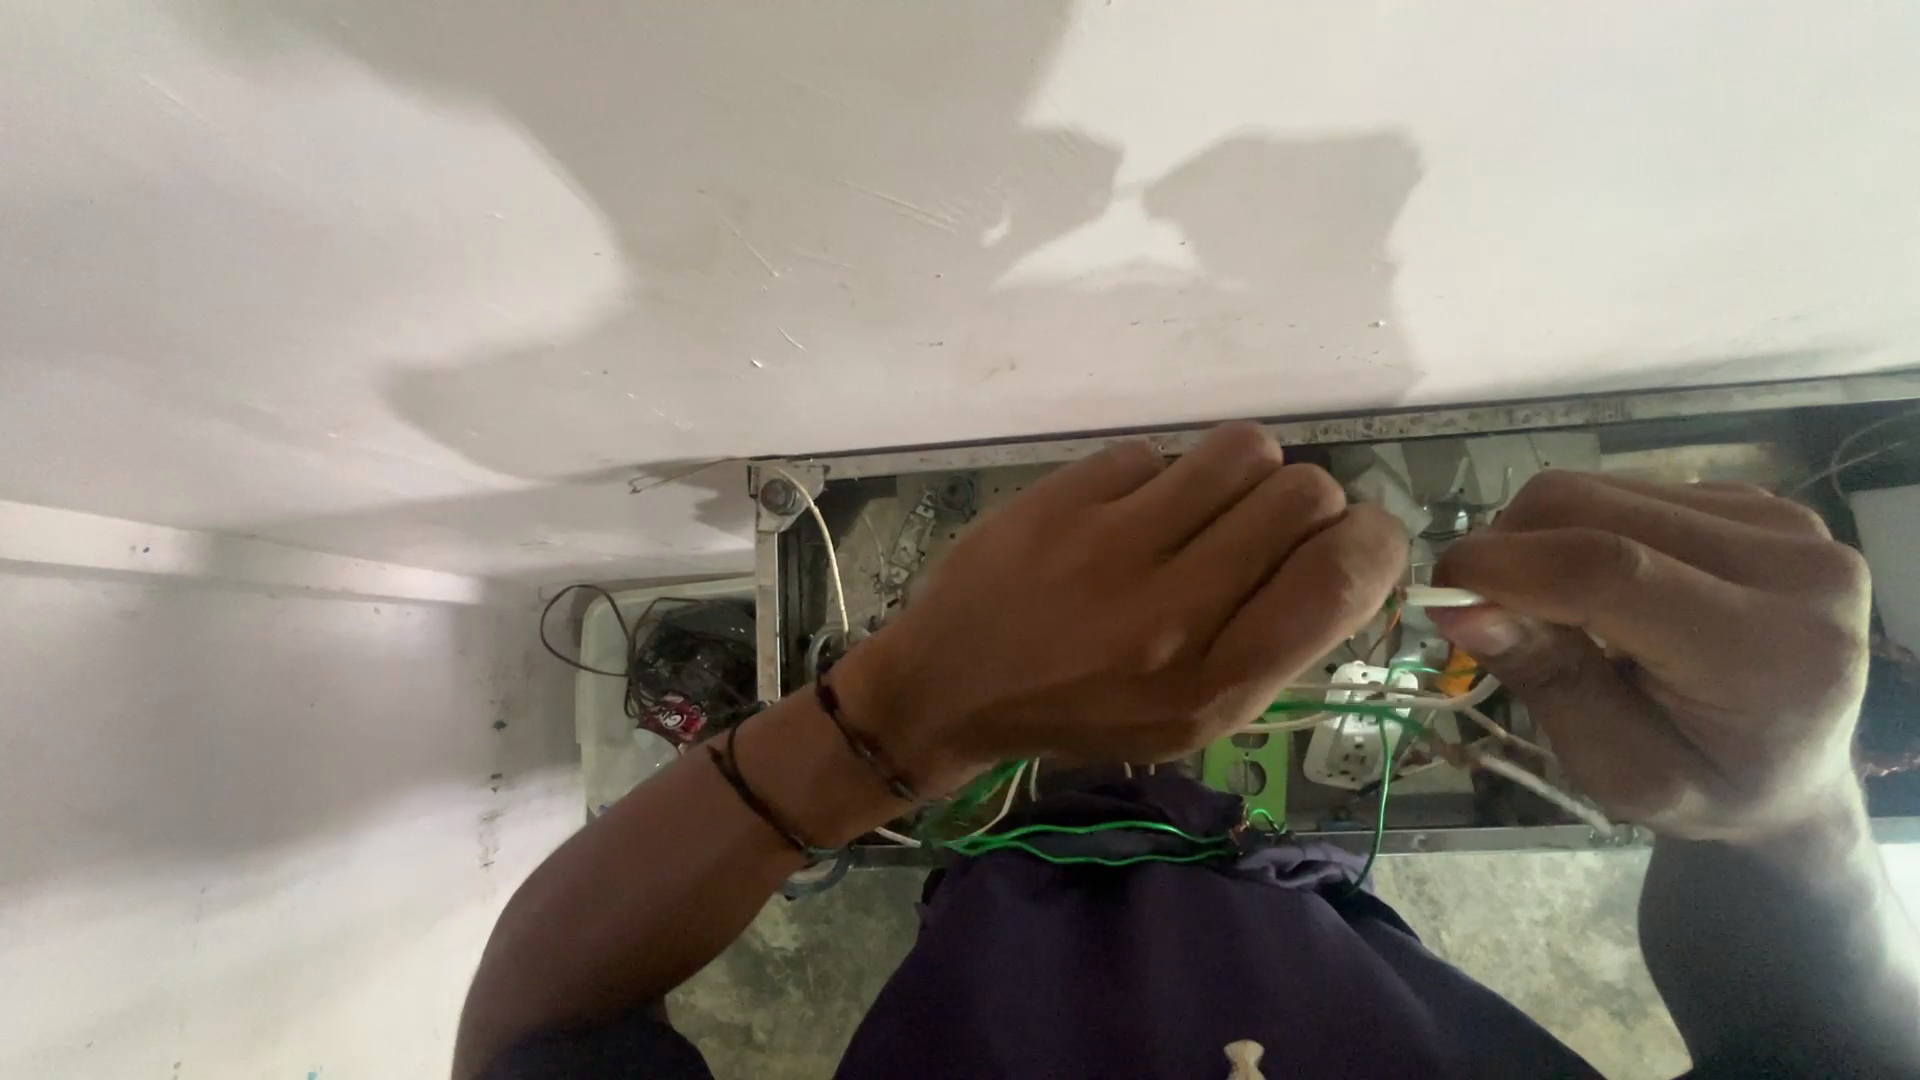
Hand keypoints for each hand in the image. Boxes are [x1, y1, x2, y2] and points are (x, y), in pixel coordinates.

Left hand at [831, 422, 1406, 795]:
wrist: (951, 685)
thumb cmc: (1077, 712)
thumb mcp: (1186, 719)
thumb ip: (1271, 645)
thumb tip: (1337, 552)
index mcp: (1212, 685)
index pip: (1341, 576)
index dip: (1370, 544)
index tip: (1348, 542)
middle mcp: (1170, 610)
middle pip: (1303, 495)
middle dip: (1305, 504)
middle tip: (1260, 529)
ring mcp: (1109, 543)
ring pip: (1241, 450)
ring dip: (1242, 472)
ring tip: (1202, 507)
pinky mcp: (1061, 496)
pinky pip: (1158, 451)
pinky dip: (1158, 477)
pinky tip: (1123, 514)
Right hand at [1431, 471, 1871, 841]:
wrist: (1787, 771)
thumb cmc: (1695, 785)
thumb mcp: (1613, 765)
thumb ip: (1546, 681)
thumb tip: (1456, 611)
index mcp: (1769, 652)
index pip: (1605, 570)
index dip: (1498, 569)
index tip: (1435, 595)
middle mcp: (1794, 566)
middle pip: (1586, 509)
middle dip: (1501, 549)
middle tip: (1477, 607)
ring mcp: (1778, 523)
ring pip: (1588, 490)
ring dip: (1527, 539)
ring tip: (1533, 599)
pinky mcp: (1750, 503)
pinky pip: (1611, 489)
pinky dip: (1563, 529)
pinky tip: (1581, 579)